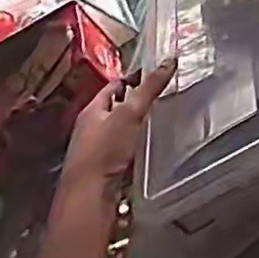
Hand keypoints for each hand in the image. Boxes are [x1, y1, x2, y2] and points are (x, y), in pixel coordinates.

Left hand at [58, 58, 175, 198]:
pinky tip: (149, 146)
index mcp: (92, 110)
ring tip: (160, 118)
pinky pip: (123, 149)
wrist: (89, 198)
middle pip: (116, 108)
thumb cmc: (105, 150)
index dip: (133, 78)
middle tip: (162, 95)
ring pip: (119, 129)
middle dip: (136, 101)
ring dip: (136, 124)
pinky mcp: (104, 170)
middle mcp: (90, 128)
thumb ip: (149, 88)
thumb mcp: (129, 114)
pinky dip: (136, 144)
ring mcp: (96, 150)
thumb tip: (170, 60)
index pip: (114, 86)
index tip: (154, 73)